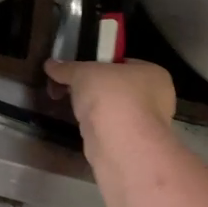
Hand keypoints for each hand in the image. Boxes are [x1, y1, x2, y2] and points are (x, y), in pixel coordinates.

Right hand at [45, 59, 176, 137]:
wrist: (120, 143)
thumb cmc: (110, 96)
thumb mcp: (82, 73)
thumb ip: (66, 68)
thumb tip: (50, 64)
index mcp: (153, 73)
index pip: (122, 63)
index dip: (96, 64)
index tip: (76, 70)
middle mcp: (157, 97)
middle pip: (116, 86)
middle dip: (91, 87)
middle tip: (68, 88)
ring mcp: (147, 123)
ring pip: (113, 108)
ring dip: (93, 108)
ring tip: (72, 106)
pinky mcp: (133, 143)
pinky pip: (110, 127)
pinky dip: (96, 125)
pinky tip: (82, 124)